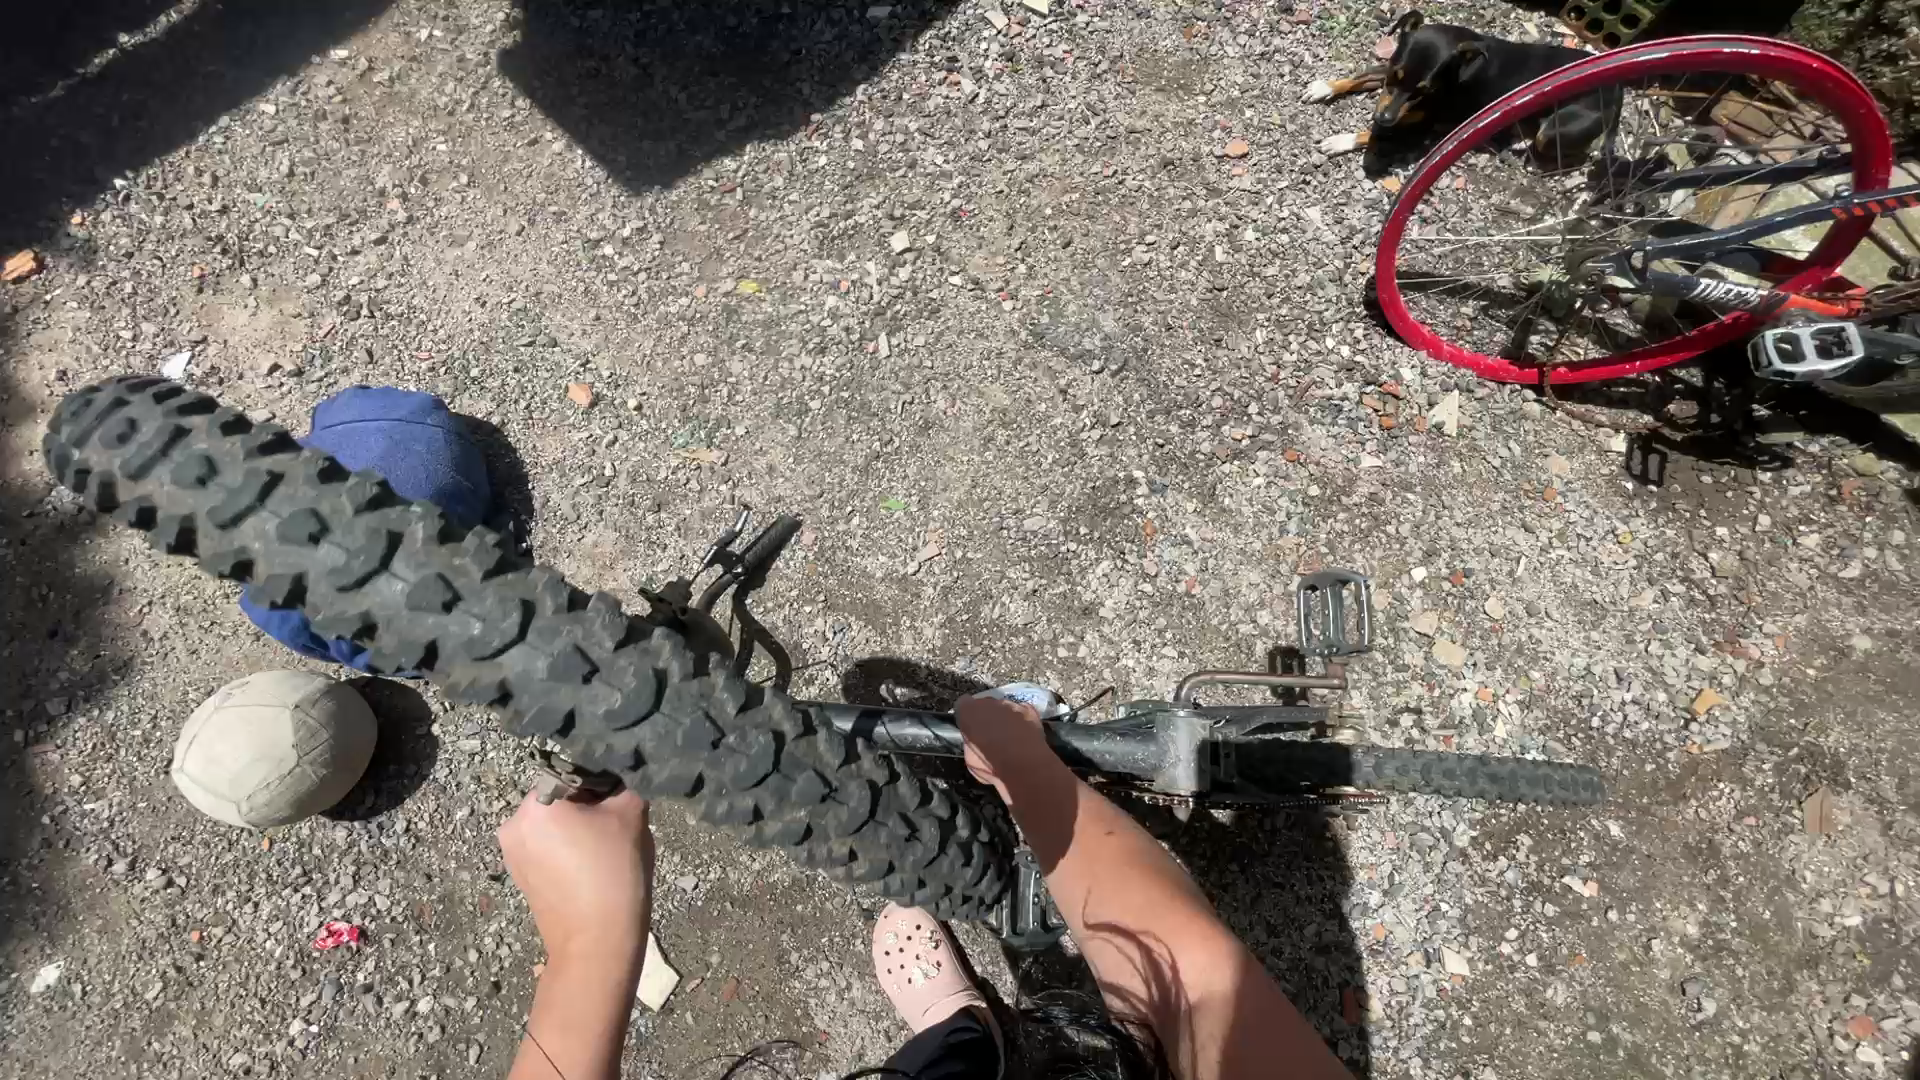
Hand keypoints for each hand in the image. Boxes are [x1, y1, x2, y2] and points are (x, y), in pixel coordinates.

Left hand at [498, 789, 654, 969]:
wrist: (598, 940)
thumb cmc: (613, 870)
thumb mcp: (631, 813)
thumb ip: (622, 786)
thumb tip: (615, 783)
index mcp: (536, 805)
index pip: (571, 772)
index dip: (600, 781)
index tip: (619, 796)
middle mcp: (513, 825)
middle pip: (559, 797)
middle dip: (587, 803)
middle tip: (616, 819)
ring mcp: (512, 854)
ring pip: (554, 821)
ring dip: (579, 825)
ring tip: (607, 843)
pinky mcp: (520, 876)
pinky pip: (547, 845)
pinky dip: (569, 846)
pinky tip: (594, 861)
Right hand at [957, 694, 1061, 805]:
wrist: (1023, 762)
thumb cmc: (991, 763)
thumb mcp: (971, 759)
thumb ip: (970, 742)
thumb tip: (973, 741)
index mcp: (969, 712)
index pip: (963, 703)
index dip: (967, 715)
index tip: (970, 726)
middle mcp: (988, 702)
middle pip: (985, 703)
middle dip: (986, 715)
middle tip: (990, 733)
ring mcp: (1009, 704)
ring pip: (1004, 707)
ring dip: (1004, 717)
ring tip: (1009, 735)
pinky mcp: (1028, 709)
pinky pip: (1021, 711)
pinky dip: (1021, 719)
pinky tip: (1023, 732)